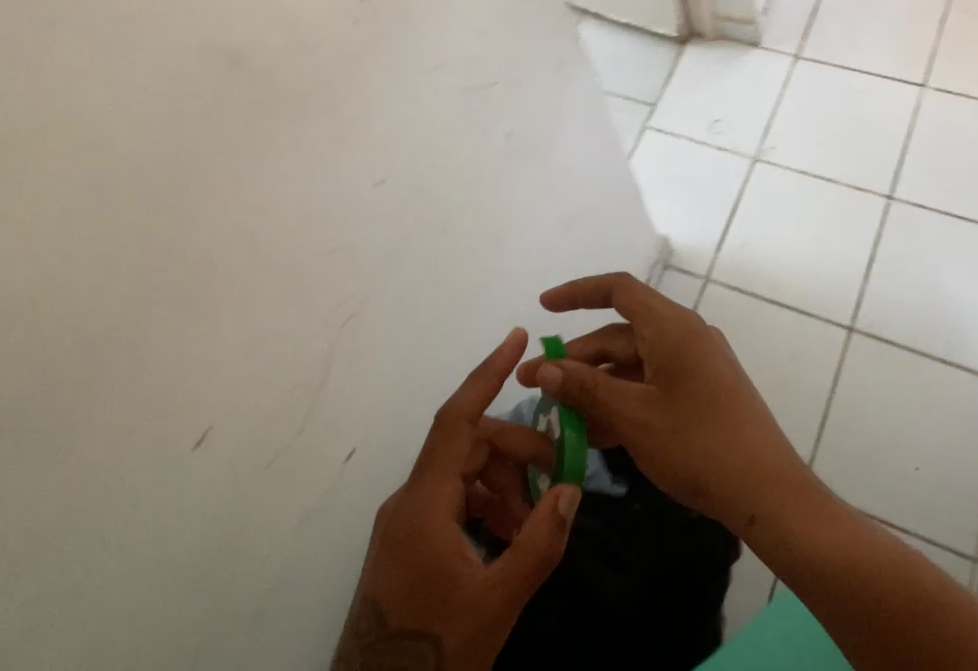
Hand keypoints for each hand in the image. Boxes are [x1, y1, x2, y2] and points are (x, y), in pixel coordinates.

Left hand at [334, 328, 581, 670]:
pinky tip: (510, 535)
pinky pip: (453, 501)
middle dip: (519, 454)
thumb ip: (539, 542)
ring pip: (464, 474)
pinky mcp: (409, 542)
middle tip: (560, 480)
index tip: (516, 339)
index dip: (487, 375)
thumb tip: (571, 490)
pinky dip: (487, 505)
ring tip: (534, 520)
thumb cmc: (434, 650)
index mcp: (423, 504)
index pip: (456, 420)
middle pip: (470, 448)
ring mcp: (406, 522)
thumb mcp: (497, 601)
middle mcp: (409, 501)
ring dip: (505, 485)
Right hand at [516, 272, 815, 534]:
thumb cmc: (697, 444)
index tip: (542, 308)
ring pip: (634, 365)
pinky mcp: (702, 394)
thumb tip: (543, 368)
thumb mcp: (632, 416)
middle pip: (620, 334)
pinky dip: (623, 401)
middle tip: (535, 387)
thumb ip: (584, 388)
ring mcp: (697, 366)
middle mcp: (685, 336)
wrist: (765, 490)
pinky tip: (595, 434)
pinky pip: (652, 385)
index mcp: (672, 327)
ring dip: (597, 387)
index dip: (577, 293)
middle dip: (577, 359)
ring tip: (559, 418)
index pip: (619, 290)